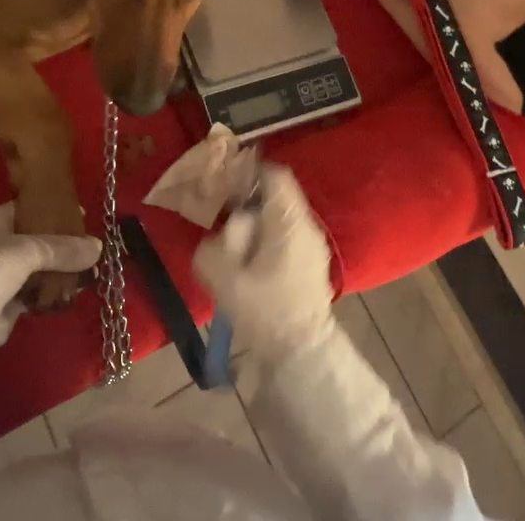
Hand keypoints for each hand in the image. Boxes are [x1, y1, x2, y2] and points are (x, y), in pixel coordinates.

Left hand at [0, 210, 100, 370]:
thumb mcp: (27, 250)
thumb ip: (62, 248)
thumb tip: (97, 247)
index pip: (25, 210)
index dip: (52, 211)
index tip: (80, 216)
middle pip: (33, 240)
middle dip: (60, 244)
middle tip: (89, 246)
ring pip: (35, 268)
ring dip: (57, 270)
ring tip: (88, 269)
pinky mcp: (5, 303)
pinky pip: (34, 291)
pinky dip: (51, 291)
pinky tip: (73, 290)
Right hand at [192, 165, 336, 359]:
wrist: (303, 353)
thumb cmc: (266, 313)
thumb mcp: (226, 282)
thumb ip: (212, 251)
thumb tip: (214, 238)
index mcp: (289, 223)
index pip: (275, 176)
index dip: (249, 172)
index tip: (225, 182)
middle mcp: (306, 227)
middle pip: (275, 198)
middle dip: (246, 205)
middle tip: (222, 221)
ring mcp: (312, 246)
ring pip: (279, 219)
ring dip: (255, 226)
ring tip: (232, 247)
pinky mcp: (310, 263)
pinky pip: (285, 237)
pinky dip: (265, 241)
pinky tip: (248, 263)